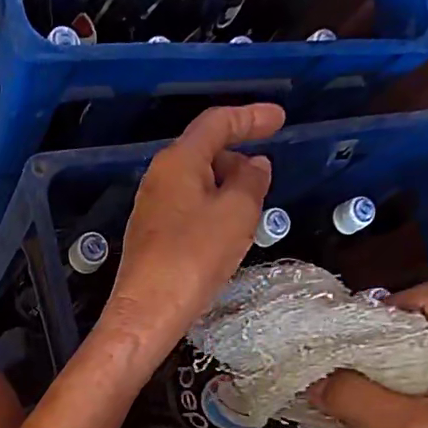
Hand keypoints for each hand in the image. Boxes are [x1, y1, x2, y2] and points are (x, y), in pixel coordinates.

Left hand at [98, 104, 285, 355]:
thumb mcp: (237, 212)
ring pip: (195, 183)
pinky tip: (225, 232)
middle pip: (202, 152)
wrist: (148, 310)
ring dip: (225, 187)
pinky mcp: (149, 237)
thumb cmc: (194, 256)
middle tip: (264, 176)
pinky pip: (187, 209)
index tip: (279, 119)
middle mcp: (157, 179)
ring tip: (250, 208)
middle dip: (236, 156)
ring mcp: (149, 209)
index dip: (250, 117)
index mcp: (177, 162)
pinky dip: (211, 209)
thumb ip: (251, 181)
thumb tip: (254, 165)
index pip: (215, 123)